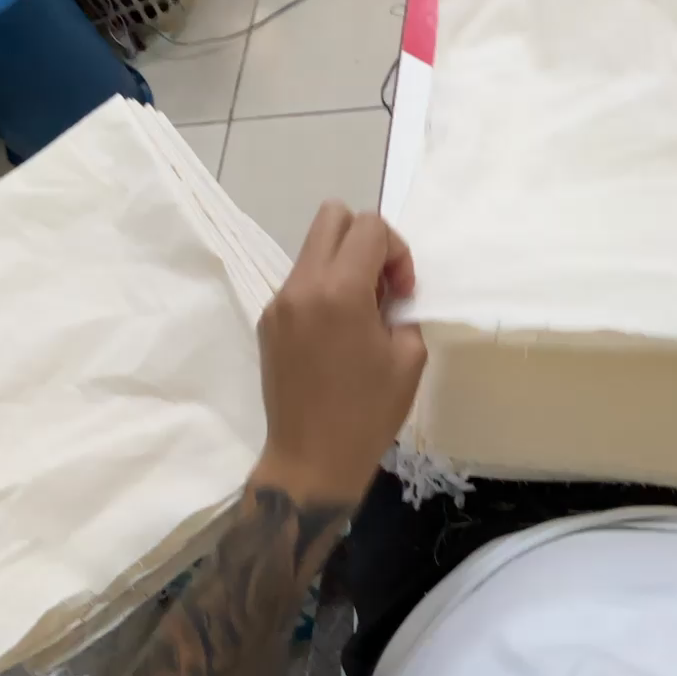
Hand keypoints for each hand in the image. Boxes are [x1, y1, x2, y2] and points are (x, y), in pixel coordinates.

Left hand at [255, 203, 426, 502]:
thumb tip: (385, 296)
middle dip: (366, 239)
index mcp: (339, 291)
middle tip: (381, 286)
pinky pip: (301, 282)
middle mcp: (301, 285)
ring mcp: (279, 302)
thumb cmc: (368, 412)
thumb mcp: (408, 357)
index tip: (402, 293)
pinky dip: (325, 290)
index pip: (369, 226)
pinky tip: (336, 336)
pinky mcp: (268, 321)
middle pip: (332, 216)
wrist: (311, 459)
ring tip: (360, 317)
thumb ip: (401, 309)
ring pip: (314, 249)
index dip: (397, 251)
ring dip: (344, 266)